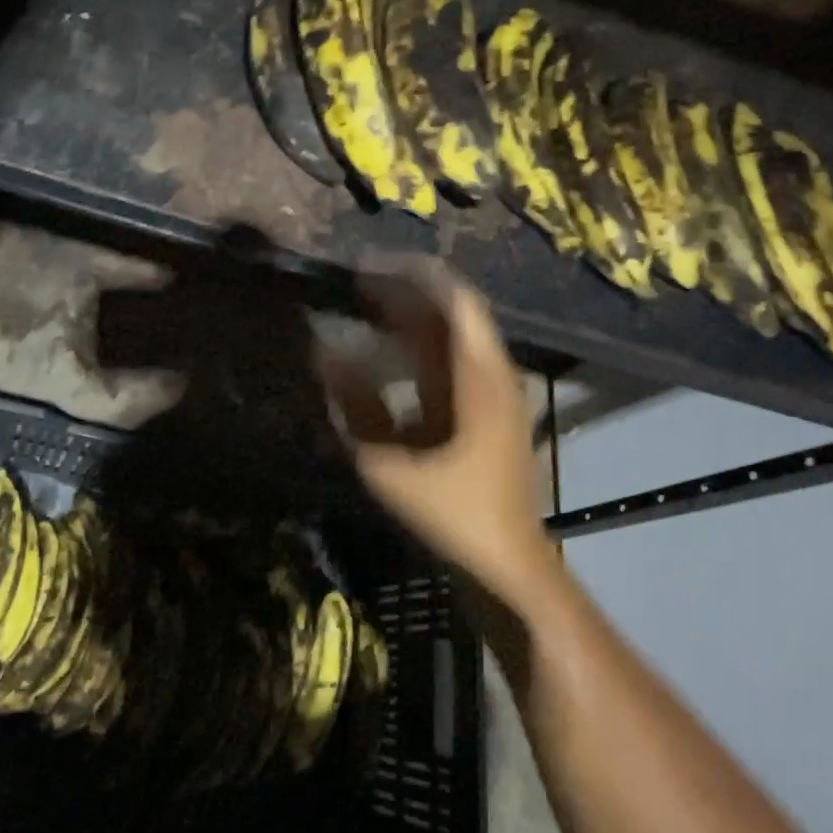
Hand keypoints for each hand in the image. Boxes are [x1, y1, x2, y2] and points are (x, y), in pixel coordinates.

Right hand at [316, 257, 552, 596]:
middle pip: (450, 315)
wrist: (507, 567)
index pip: (453, 300)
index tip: (364, 265)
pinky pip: (443, 372)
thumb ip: (354, 410)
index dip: (411, 274)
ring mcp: (490, 398)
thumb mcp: (391, 467)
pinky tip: (373, 369)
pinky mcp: (481, 419)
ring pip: (446, 343)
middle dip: (402, 294)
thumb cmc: (456, 516)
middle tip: (353, 284)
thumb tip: (325, 357)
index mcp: (480, 377)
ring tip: (359, 313)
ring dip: (405, 325)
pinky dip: (409, 362)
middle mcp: (491, 376)